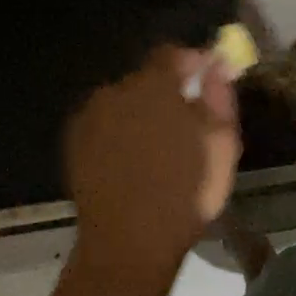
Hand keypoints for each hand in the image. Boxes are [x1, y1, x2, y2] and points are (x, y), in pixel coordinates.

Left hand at [64, 46, 240, 273]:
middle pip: (145, 79)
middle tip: (189, 122)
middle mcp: (114, 92)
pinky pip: (105, 126)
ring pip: (123, 104)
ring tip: (162, 147)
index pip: (172, 54)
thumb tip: (218, 64)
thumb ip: (220, 97)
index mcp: (154, 86)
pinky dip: (121, 134)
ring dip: (142, 114)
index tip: (210, 78)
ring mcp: (89, 118)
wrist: (130, 241)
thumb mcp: (222, 145)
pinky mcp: (74, 144)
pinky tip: (135, 162)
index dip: (193, 61)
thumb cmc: (187, 193)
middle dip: (167, 92)